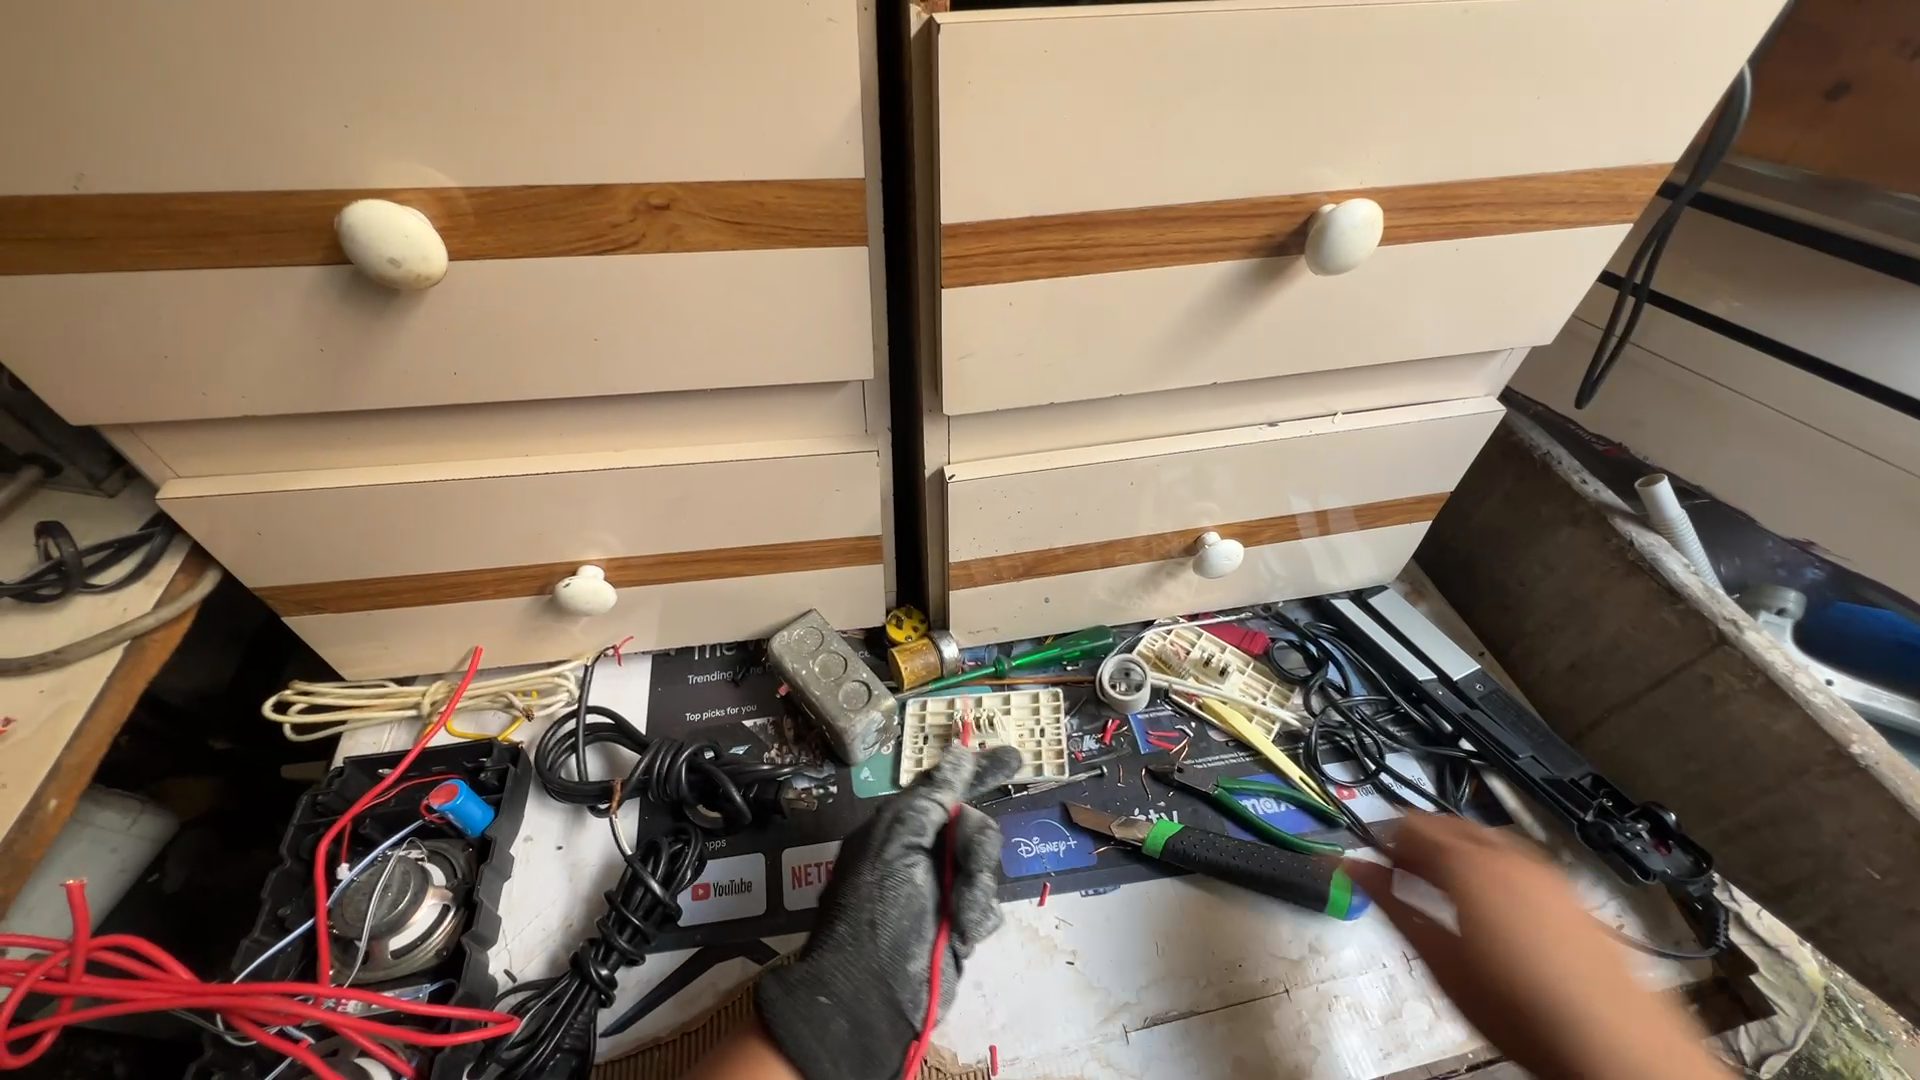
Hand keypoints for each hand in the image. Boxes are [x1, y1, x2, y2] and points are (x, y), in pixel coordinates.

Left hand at [755, 743, 1021, 1079]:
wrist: (874, 995)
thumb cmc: (879, 911)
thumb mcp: (898, 842)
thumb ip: (930, 799)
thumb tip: (957, 755)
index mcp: (901, 826)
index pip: (945, 786)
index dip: (979, 770)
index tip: (1014, 758)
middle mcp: (923, 851)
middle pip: (974, 826)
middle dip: (976, 851)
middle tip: (966, 872)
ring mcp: (943, 888)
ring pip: (987, 866)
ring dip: (976, 890)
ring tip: (958, 917)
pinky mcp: (960, 922)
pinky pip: (990, 903)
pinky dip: (979, 916)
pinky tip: (963, 934)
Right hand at [1340, 815, 1730, 1079]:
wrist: (1619, 1051)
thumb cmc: (1519, 1009)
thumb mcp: (1440, 959)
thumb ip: (1392, 903)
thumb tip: (1352, 866)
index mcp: (1467, 862)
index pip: (1407, 824)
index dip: (1381, 839)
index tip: (1369, 862)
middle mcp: (1505, 853)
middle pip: (1444, 823)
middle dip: (1415, 843)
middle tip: (1397, 876)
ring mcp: (1543, 870)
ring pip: (1480, 838)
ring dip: (1451, 852)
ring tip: (1439, 891)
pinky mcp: (1569, 892)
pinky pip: (1513, 859)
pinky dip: (1487, 866)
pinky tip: (1486, 904)